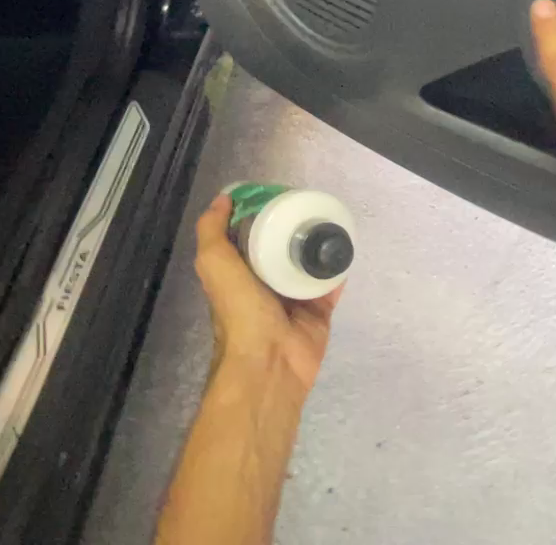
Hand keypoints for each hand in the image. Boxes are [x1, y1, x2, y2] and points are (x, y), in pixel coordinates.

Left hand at [193, 195, 341, 394]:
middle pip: (281, 249)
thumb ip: (212, 233)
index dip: (259, 215)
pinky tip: (343, 248)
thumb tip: (222, 199)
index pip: (248, 238)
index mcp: (238, 276)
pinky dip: (337, 269)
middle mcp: (264, 286)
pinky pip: (330, 285)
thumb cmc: (240, 312)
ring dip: (318, 246)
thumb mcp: (215, 265)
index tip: (276, 194)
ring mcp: (293, 300)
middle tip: (309, 204)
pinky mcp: (318, 313)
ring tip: (330, 221)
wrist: (270, 362)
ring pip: (308, 265)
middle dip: (293, 228)